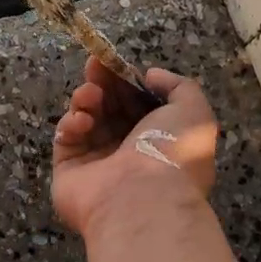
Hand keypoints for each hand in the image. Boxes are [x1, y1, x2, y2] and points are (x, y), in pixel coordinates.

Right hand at [50, 58, 218, 235]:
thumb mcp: (194, 112)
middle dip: (102, 81)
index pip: (136, 103)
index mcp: (158, 140)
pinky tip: (83, 122)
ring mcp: (97, 161)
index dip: (126, 80)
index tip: (115, 61)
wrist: (143, 200)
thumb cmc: (171, 154)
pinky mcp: (69, 169)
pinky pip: (67, 137)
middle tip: (94, 63)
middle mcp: (128, 152)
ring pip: (85, 116)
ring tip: (91, 95)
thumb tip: (150, 75)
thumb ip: (178, 85)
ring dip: (86, 97)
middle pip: (108, 106)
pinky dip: (72, 123)